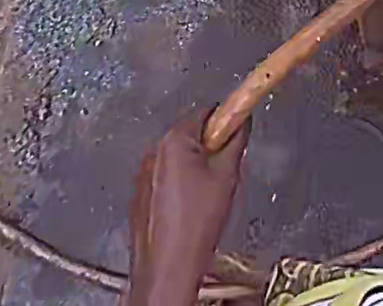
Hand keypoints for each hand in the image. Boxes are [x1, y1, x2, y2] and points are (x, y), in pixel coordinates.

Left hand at [128, 109, 247, 305]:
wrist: (168, 270)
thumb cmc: (196, 223)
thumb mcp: (228, 172)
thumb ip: (237, 137)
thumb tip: (243, 118)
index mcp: (174, 140)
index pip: (208, 113)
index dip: (225, 126)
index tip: (234, 141)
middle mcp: (153, 152)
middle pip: (192, 135)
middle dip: (210, 149)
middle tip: (222, 173)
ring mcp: (143, 175)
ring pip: (178, 158)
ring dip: (194, 167)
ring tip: (206, 195)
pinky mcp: (139, 196)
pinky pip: (165, 178)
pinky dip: (178, 185)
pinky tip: (188, 208)